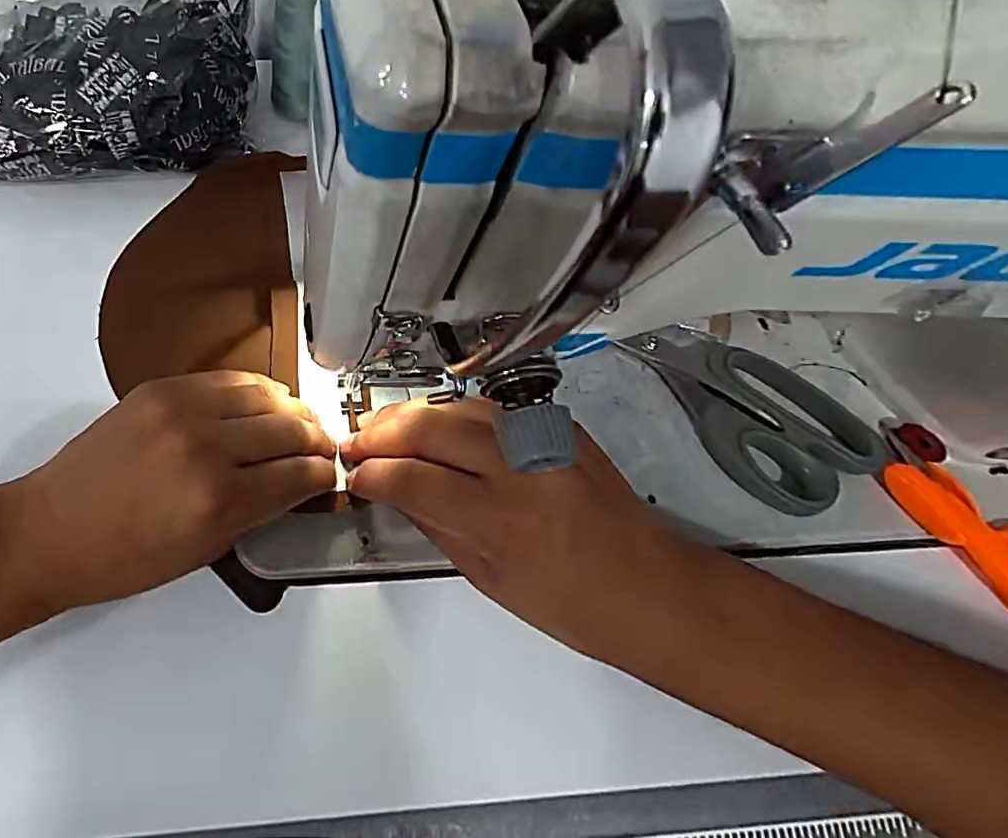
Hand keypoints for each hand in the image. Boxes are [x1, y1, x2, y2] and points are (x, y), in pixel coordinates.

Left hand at [0, 372, 335, 647]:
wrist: (50, 530)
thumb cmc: (117, 556)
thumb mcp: (201, 550)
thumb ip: (254, 513)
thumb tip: (290, 485)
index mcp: (217, 501)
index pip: (297, 476)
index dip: (322, 475)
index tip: (327, 475)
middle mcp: (204, 448)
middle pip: (288, 430)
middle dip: (316, 440)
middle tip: (323, 447)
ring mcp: (180, 410)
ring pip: (264, 395)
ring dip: (291, 409)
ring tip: (300, 420)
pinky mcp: (160, 389)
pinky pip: (227, 379)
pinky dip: (254, 390)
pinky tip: (264, 400)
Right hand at [343, 399, 700, 663]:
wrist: (649, 587)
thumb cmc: (581, 601)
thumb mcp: (489, 577)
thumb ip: (437, 525)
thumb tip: (397, 493)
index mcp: (502, 520)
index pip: (412, 477)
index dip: (373, 472)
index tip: (358, 475)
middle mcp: (523, 469)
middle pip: (428, 428)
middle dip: (381, 432)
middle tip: (359, 443)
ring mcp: (544, 440)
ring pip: (456, 405)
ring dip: (412, 414)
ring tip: (385, 427)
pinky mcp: (558, 427)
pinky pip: (491, 406)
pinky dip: (453, 410)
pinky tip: (434, 419)